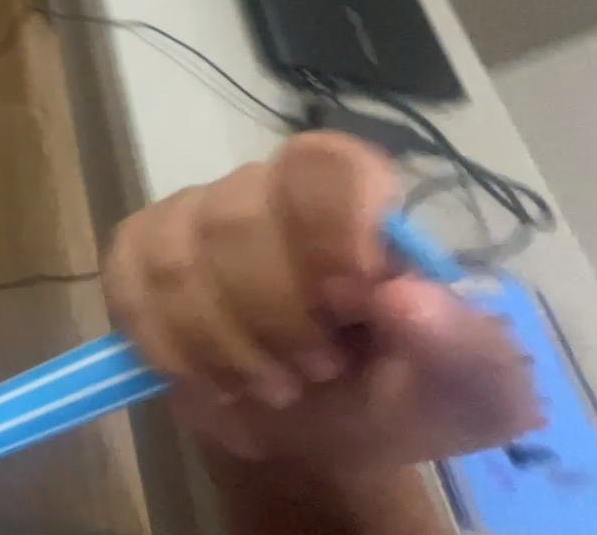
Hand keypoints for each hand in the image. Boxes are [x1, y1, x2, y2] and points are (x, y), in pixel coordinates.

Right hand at [103, 131, 540, 468]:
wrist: (302, 433)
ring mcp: (180, 216)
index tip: (349, 302)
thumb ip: (462, 349)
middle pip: (236, 221)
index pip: (322, 162)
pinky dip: (171, 349)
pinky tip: (209, 379)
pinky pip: (130, 288)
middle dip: (274, 317)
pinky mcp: (129, 251)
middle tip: (313, 372)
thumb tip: (402, 296)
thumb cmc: (388, 397)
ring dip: (222, 345)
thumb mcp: (466, 396)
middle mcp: (254, 194)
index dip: (328, 222)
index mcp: (347, 206)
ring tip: (266, 388)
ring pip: (175, 261)